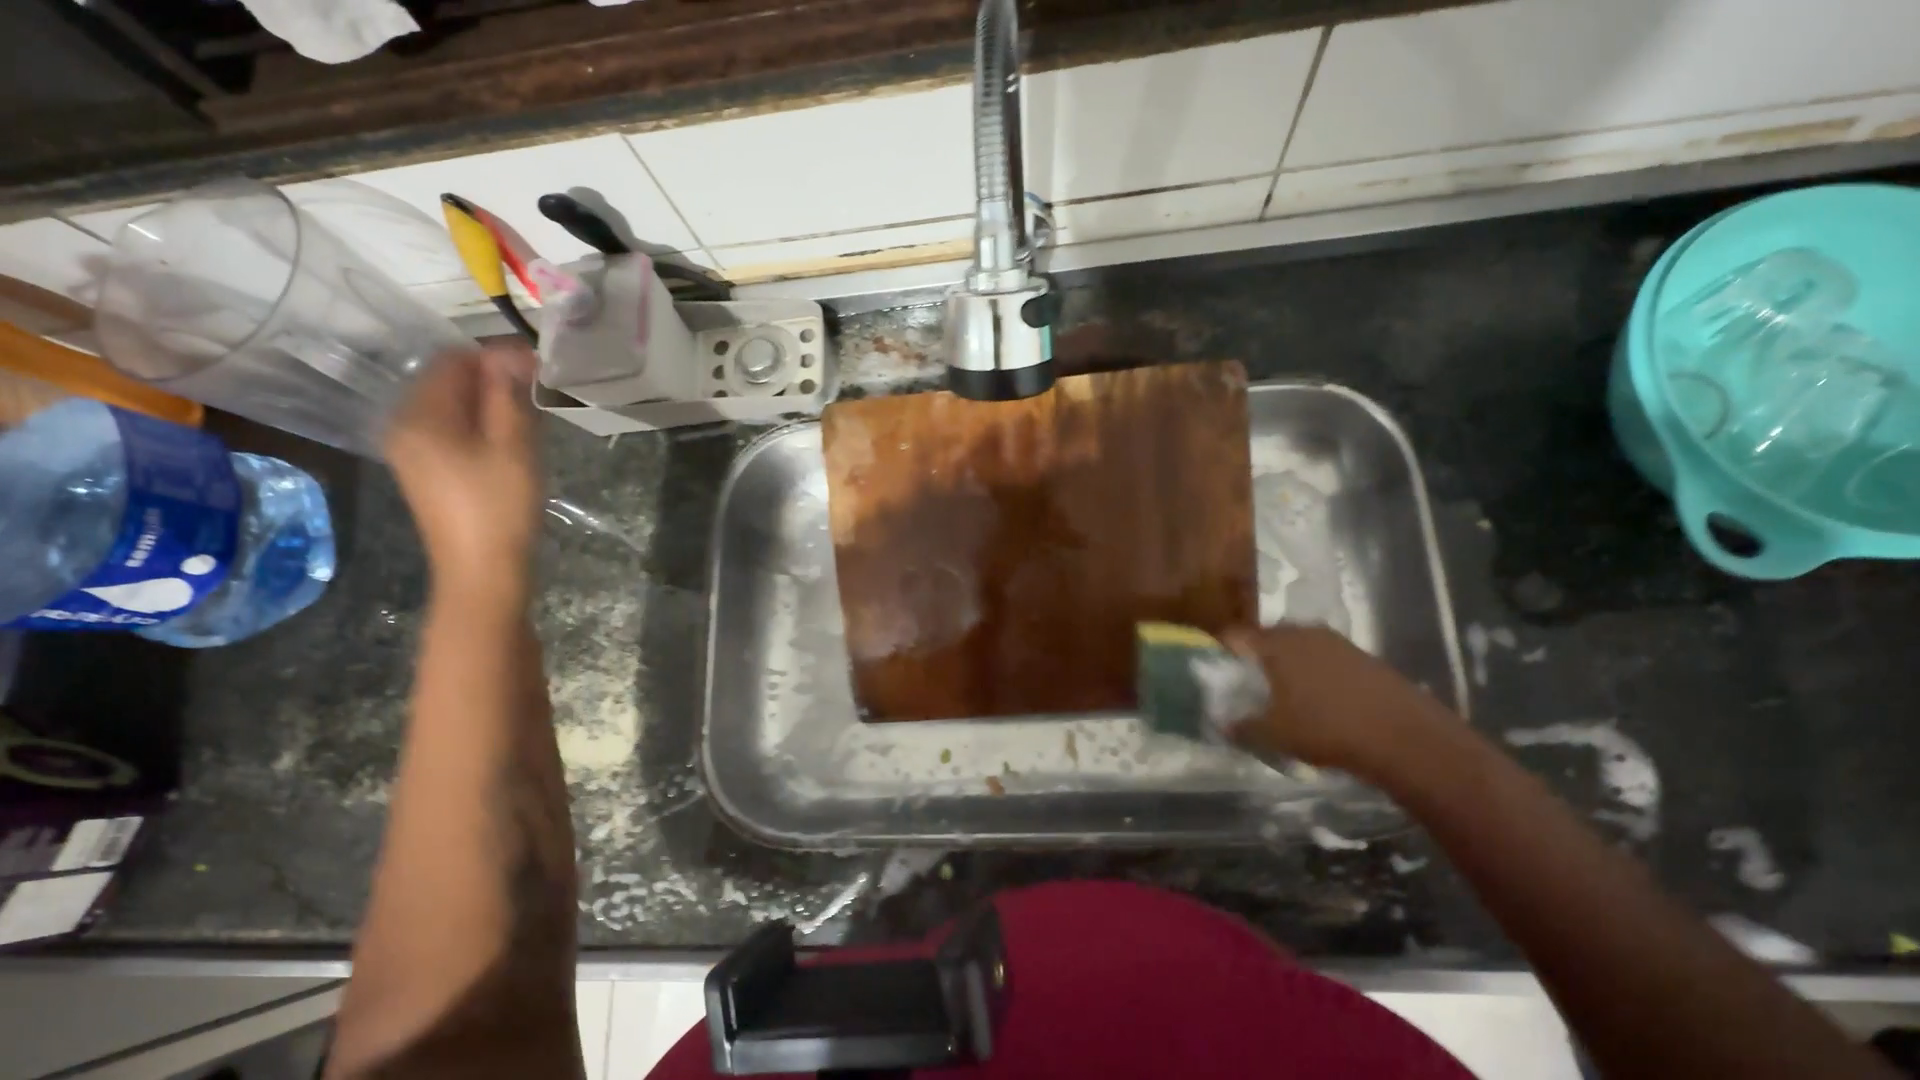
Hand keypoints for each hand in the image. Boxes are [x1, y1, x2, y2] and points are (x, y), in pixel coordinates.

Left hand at [384, 346, 541, 602]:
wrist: (483, 573)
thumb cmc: (500, 506)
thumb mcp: (513, 444)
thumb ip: (508, 392)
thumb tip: (510, 353)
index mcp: (419, 414)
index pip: (453, 359)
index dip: (496, 357)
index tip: (539, 370)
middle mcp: (404, 424)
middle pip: (448, 380)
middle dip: (493, 380)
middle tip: (539, 395)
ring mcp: (410, 449)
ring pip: (452, 405)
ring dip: (490, 404)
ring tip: (530, 420)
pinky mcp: (425, 470)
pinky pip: (450, 429)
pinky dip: (480, 426)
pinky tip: (510, 444)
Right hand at [1220, 623, 1457, 778]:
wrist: (1403, 736)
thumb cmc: (1326, 728)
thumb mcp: (1275, 735)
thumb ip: (1242, 726)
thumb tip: (1221, 723)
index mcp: (1276, 644)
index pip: (1235, 636)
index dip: (1220, 652)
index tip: (1214, 673)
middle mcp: (1304, 632)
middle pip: (1268, 638)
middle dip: (1255, 659)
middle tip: (1247, 686)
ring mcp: (1337, 641)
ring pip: (1299, 647)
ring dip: (1287, 666)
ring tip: (1283, 695)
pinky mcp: (1363, 656)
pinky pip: (1325, 658)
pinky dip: (1315, 673)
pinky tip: (1319, 700)